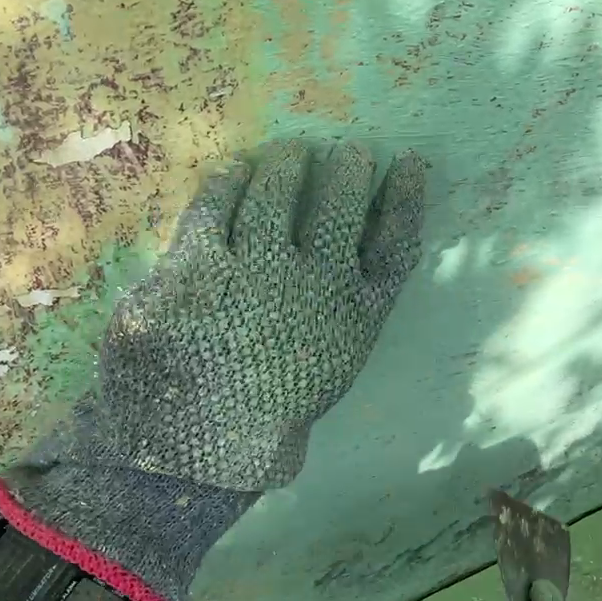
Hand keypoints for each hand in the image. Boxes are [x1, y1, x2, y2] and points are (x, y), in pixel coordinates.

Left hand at [70, 138, 426, 488]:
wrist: (192, 449)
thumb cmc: (268, 407)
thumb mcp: (332, 361)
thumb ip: (347, 307)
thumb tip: (351, 244)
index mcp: (352, 317)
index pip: (393, 244)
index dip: (406, 200)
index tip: (410, 163)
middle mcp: (312, 285)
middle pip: (338, 208)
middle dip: (348, 172)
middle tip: (352, 150)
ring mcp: (254, 272)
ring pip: (276, 195)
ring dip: (287, 166)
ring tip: (291, 153)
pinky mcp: (197, 267)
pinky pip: (215, 207)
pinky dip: (227, 182)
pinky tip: (235, 167)